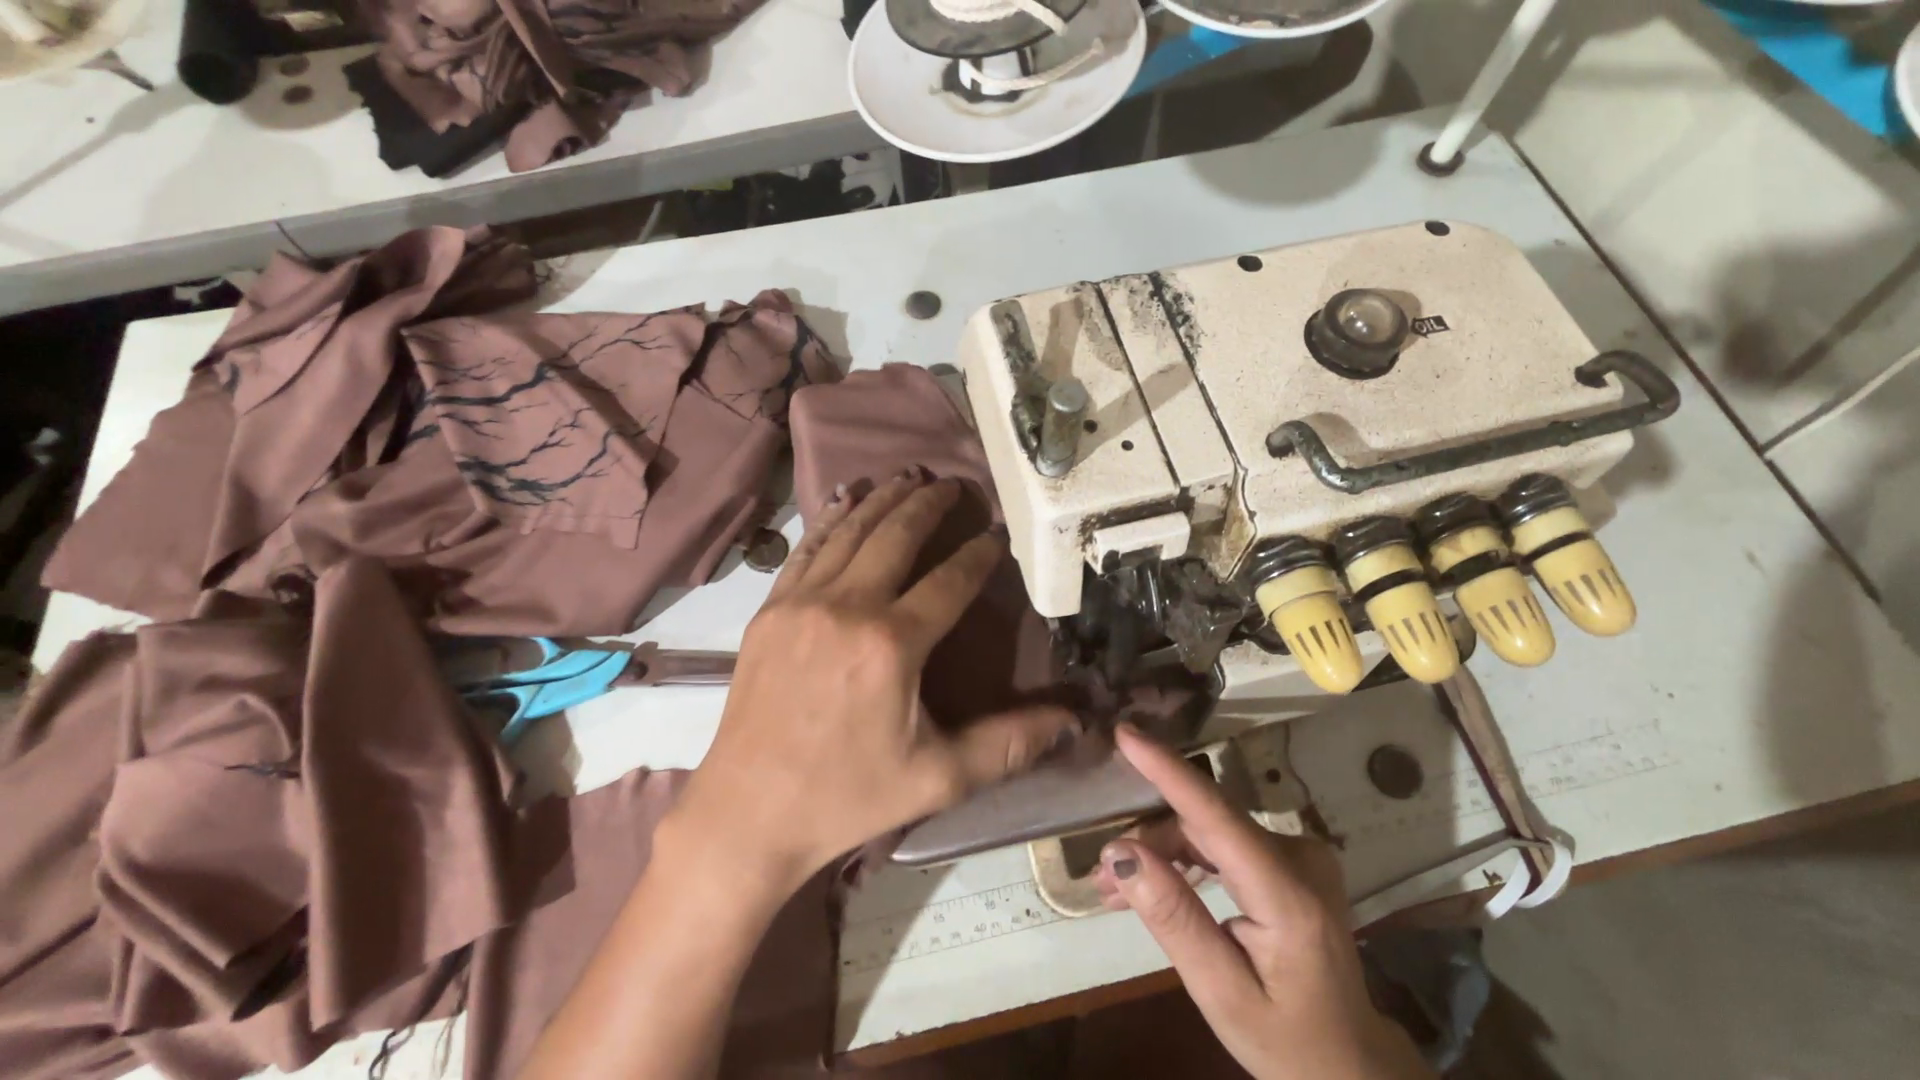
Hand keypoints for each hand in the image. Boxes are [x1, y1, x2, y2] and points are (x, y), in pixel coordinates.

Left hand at [672, 471, 1076, 893]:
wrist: (750, 813)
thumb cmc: (849, 798)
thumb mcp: (939, 777)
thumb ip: (1010, 743)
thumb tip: (1074, 720)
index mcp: (891, 644)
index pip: (949, 580)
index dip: (978, 553)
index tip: (997, 533)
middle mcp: (845, 607)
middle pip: (895, 536)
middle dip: (929, 505)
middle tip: (954, 484)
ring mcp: (799, 604)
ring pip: (848, 533)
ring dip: (882, 501)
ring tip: (908, 477)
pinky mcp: (768, 612)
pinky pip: (805, 549)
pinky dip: (829, 520)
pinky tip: (844, 501)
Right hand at [1094, 726, 1432, 1079]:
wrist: (1352, 1061)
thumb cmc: (1287, 1038)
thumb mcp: (1221, 992)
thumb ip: (1174, 918)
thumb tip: (1120, 852)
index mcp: (1288, 894)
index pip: (1217, 816)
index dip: (1169, 770)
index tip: (1126, 733)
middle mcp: (1300, 857)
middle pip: (1205, 824)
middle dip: (1148, 840)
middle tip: (1101, 880)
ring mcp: (1300, 854)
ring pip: (1210, 830)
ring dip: (1162, 851)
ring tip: (1116, 889)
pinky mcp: (1292, 860)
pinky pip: (1226, 843)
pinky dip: (1186, 858)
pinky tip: (1155, 883)